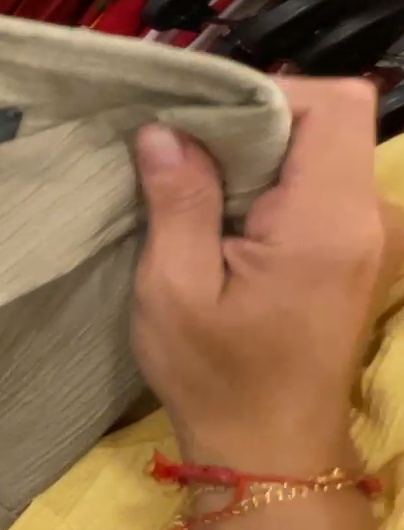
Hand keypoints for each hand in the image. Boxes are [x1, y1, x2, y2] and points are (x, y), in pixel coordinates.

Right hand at [132, 78, 386, 476]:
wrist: (264, 437)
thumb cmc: (210, 367)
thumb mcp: (172, 286)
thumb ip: (178, 204)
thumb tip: (161, 132)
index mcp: (328, 221)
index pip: (335, 107)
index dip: (264, 91)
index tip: (186, 114)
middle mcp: (368, 216)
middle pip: (325, 126)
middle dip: (241, 124)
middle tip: (162, 151)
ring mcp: (368, 233)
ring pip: (314, 156)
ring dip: (244, 157)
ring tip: (174, 184)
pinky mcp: (352, 250)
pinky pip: (309, 189)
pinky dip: (257, 185)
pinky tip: (207, 215)